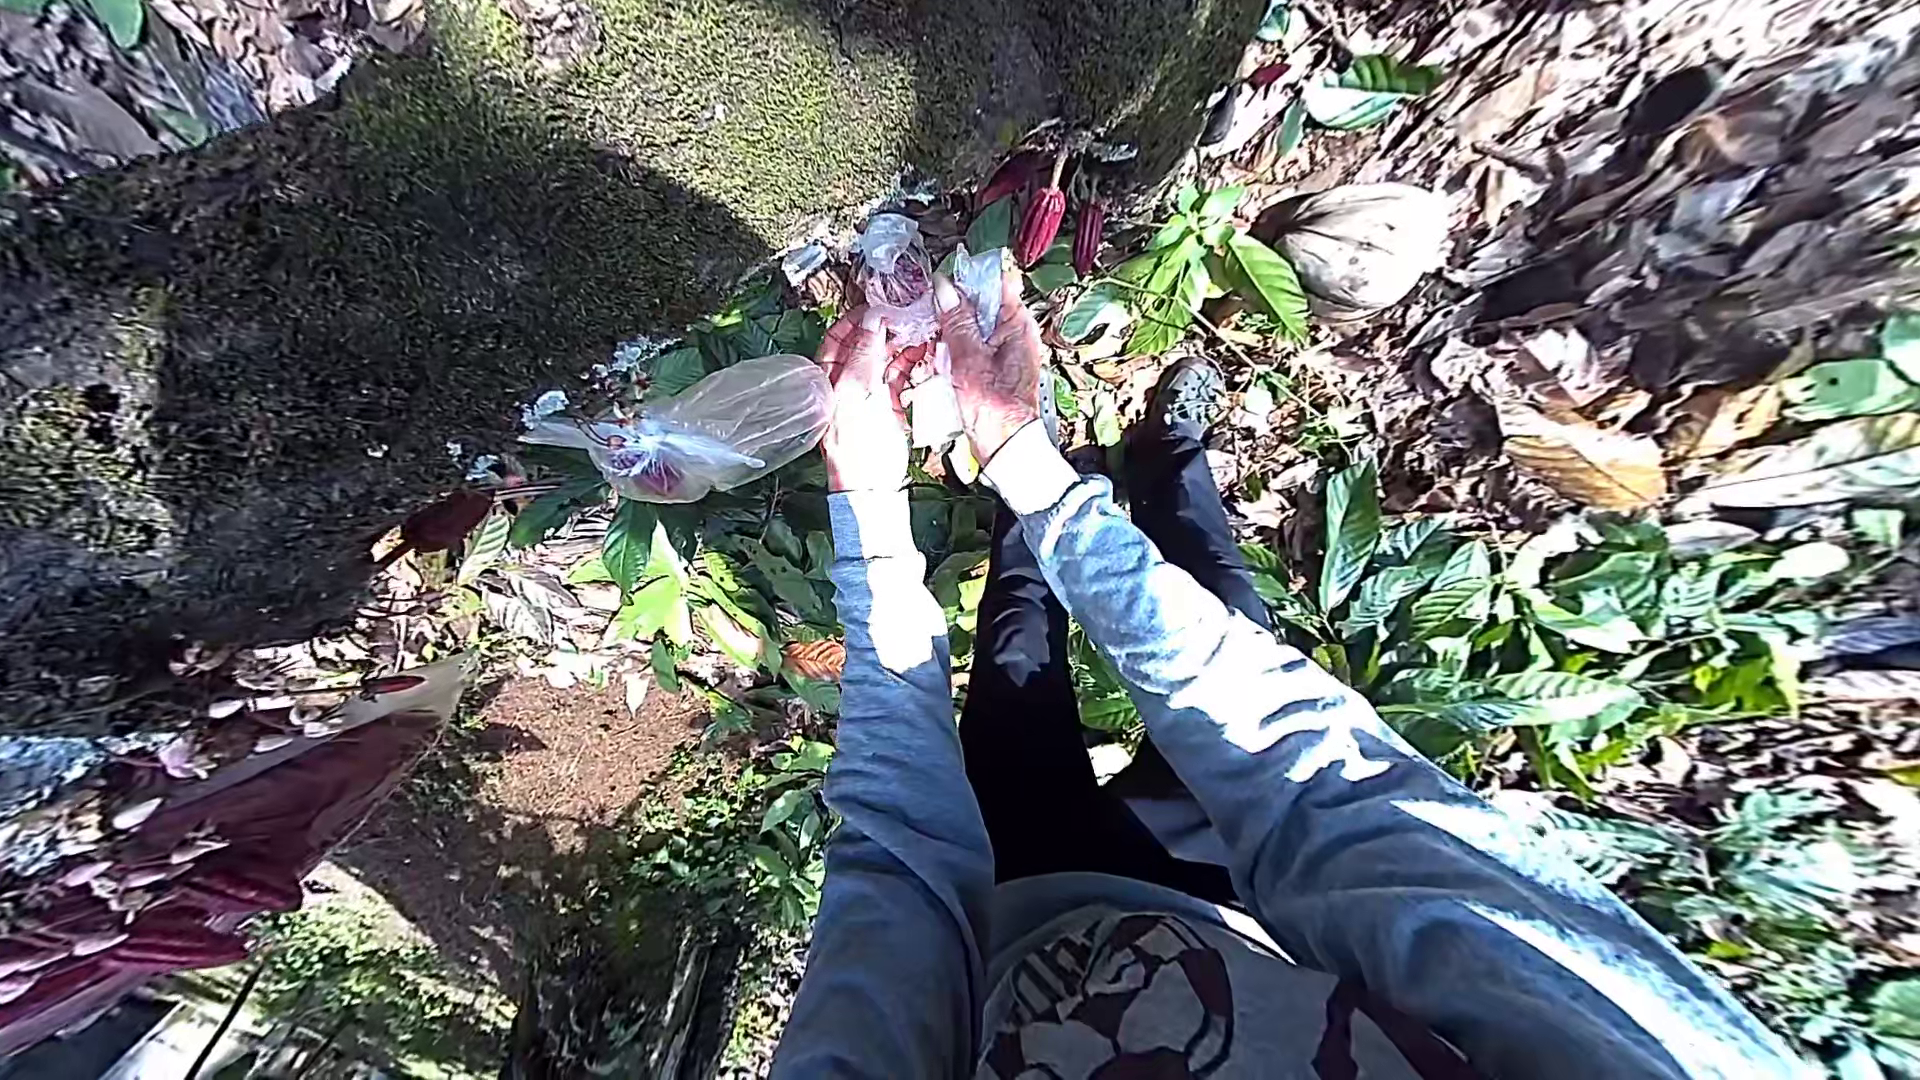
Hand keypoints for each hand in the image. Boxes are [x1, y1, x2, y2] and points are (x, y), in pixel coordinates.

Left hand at [814, 307, 913, 492]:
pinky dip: (911, 361)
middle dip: (882, 328)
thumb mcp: (856, 394)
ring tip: (917, 329)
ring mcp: (870, 393)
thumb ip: (864, 356)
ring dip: (900, 342)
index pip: (837, 338)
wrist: (873, 484)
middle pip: (863, 345)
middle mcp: (848, 382)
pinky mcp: (890, 404)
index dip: (855, 321)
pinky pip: (900, 375)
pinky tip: (922, 350)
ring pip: (884, 357)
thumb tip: (872, 321)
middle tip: (903, 314)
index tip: (876, 308)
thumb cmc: (856, 448)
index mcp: (828, 379)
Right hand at [933, 268, 1043, 462]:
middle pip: (983, 305)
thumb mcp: (968, 359)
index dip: (969, 279)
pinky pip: (975, 350)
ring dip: (955, 334)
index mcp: (1018, 325)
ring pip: (976, 329)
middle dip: (957, 310)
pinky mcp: (997, 370)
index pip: (997, 282)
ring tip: (942, 348)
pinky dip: (959, 352)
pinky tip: (948, 364)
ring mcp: (1008, 353)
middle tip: (938, 321)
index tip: (946, 285)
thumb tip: (945, 288)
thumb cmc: (994, 409)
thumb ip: (957, 322)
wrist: (1004, 447)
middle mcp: (1017, 334)